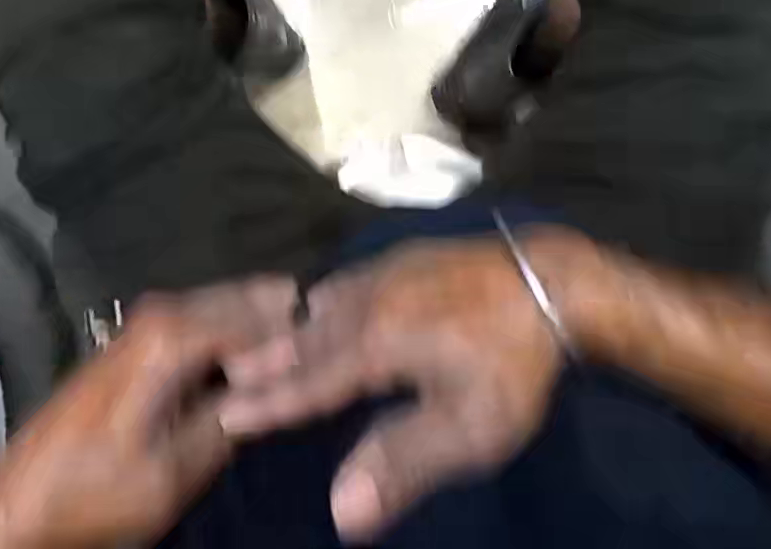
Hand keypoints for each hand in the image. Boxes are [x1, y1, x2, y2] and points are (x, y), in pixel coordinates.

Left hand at [0, 277, 296, 548]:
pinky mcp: (143, 333)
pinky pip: (205, 316)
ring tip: (300, 350)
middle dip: (282, 318)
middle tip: (325, 345)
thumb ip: (230, 418)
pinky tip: (254, 356)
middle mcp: (163, 310)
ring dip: (260, 323)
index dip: (295, 332)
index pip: (254, 315)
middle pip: (241, 298)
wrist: (22, 501)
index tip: (333, 348)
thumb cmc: (97, 492)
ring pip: (224, 303)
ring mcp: (149, 318)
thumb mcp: (172, 473)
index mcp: (171, 336)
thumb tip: (277, 383)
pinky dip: (234, 329)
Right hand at [218, 231, 597, 541]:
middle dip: (265, 358)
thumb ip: (400, 461)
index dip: (269, 402)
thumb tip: (340, 511)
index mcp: (375, 344)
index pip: (310, 382)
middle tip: (227, 370)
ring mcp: (382, 274)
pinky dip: (321, 300)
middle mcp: (366, 303)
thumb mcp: (468, 427)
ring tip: (263, 340)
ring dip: (290, 328)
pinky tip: (322, 302)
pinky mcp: (399, 258)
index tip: (227, 413)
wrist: (543, 278)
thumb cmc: (507, 361)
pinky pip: (344, 281)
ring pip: (321, 305)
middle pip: (305, 338)